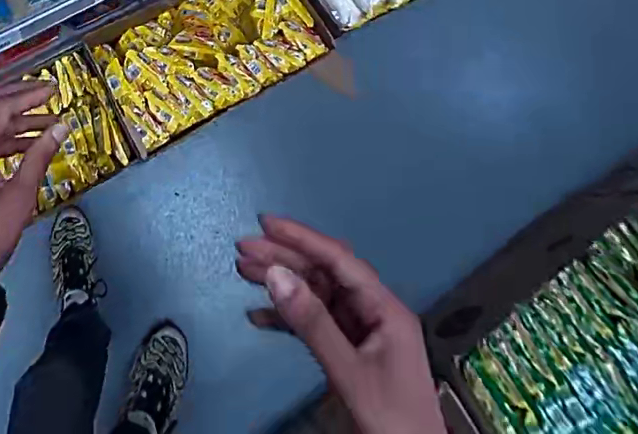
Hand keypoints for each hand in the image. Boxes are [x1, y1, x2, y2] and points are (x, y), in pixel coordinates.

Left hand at [0, 82, 66, 274]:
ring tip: (50, 123)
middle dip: (20, 95)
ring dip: (19, 119)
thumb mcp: (20, 195)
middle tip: (47, 92)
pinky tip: (34, 144)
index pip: (4, 106)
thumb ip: (39, 156)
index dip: (30, 95)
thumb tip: (61, 127)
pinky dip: (10, 137)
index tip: (53, 90)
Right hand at [236, 215, 444, 433]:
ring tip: (243, 271)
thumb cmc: (394, 424)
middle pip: (322, 273)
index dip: (301, 238)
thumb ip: (313, 324)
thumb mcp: (351, 375)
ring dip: (280, 282)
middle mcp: (371, 312)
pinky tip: (258, 317)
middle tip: (243, 249)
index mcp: (383, 308)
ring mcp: (360, 332)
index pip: (338, 259)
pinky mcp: (348, 352)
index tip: (265, 224)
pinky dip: (285, 318)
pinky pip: (313, 322)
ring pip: (314, 294)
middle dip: (282, 258)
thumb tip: (275, 274)